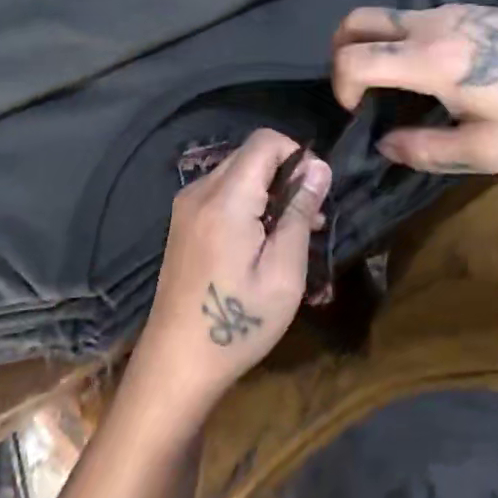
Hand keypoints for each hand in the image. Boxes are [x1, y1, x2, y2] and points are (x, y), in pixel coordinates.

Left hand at [129, 129, 330, 420]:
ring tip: (293, 233)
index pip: (264, 140)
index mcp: (225, 199)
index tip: (318, 191)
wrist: (179, 357)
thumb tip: (319, 167)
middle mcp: (199, 190)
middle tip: (312, 218)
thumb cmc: (240, 321)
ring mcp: (185, 204)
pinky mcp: (182, 220)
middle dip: (285, 174)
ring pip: (236, 172)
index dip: (297, 154)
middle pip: (249, 155)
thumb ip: (299, 213)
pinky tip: (261, 239)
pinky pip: (221, 192)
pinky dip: (246, 202)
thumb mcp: (284, 272)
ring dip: (267, 190)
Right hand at [331, 4, 497, 173]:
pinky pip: (412, 20)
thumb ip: (426, 150)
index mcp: (430, 59)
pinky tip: (433, 77)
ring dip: (371, 48)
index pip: (353, 58)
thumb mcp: (491, 151)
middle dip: (339, 53)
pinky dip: (398, 43)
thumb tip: (384, 143)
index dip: (339, 87)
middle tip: (357, 92)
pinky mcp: (470, 11)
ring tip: (395, 90)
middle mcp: (430, 25)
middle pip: (355, 21)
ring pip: (383, 18)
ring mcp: (450, 11)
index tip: (358, 115)